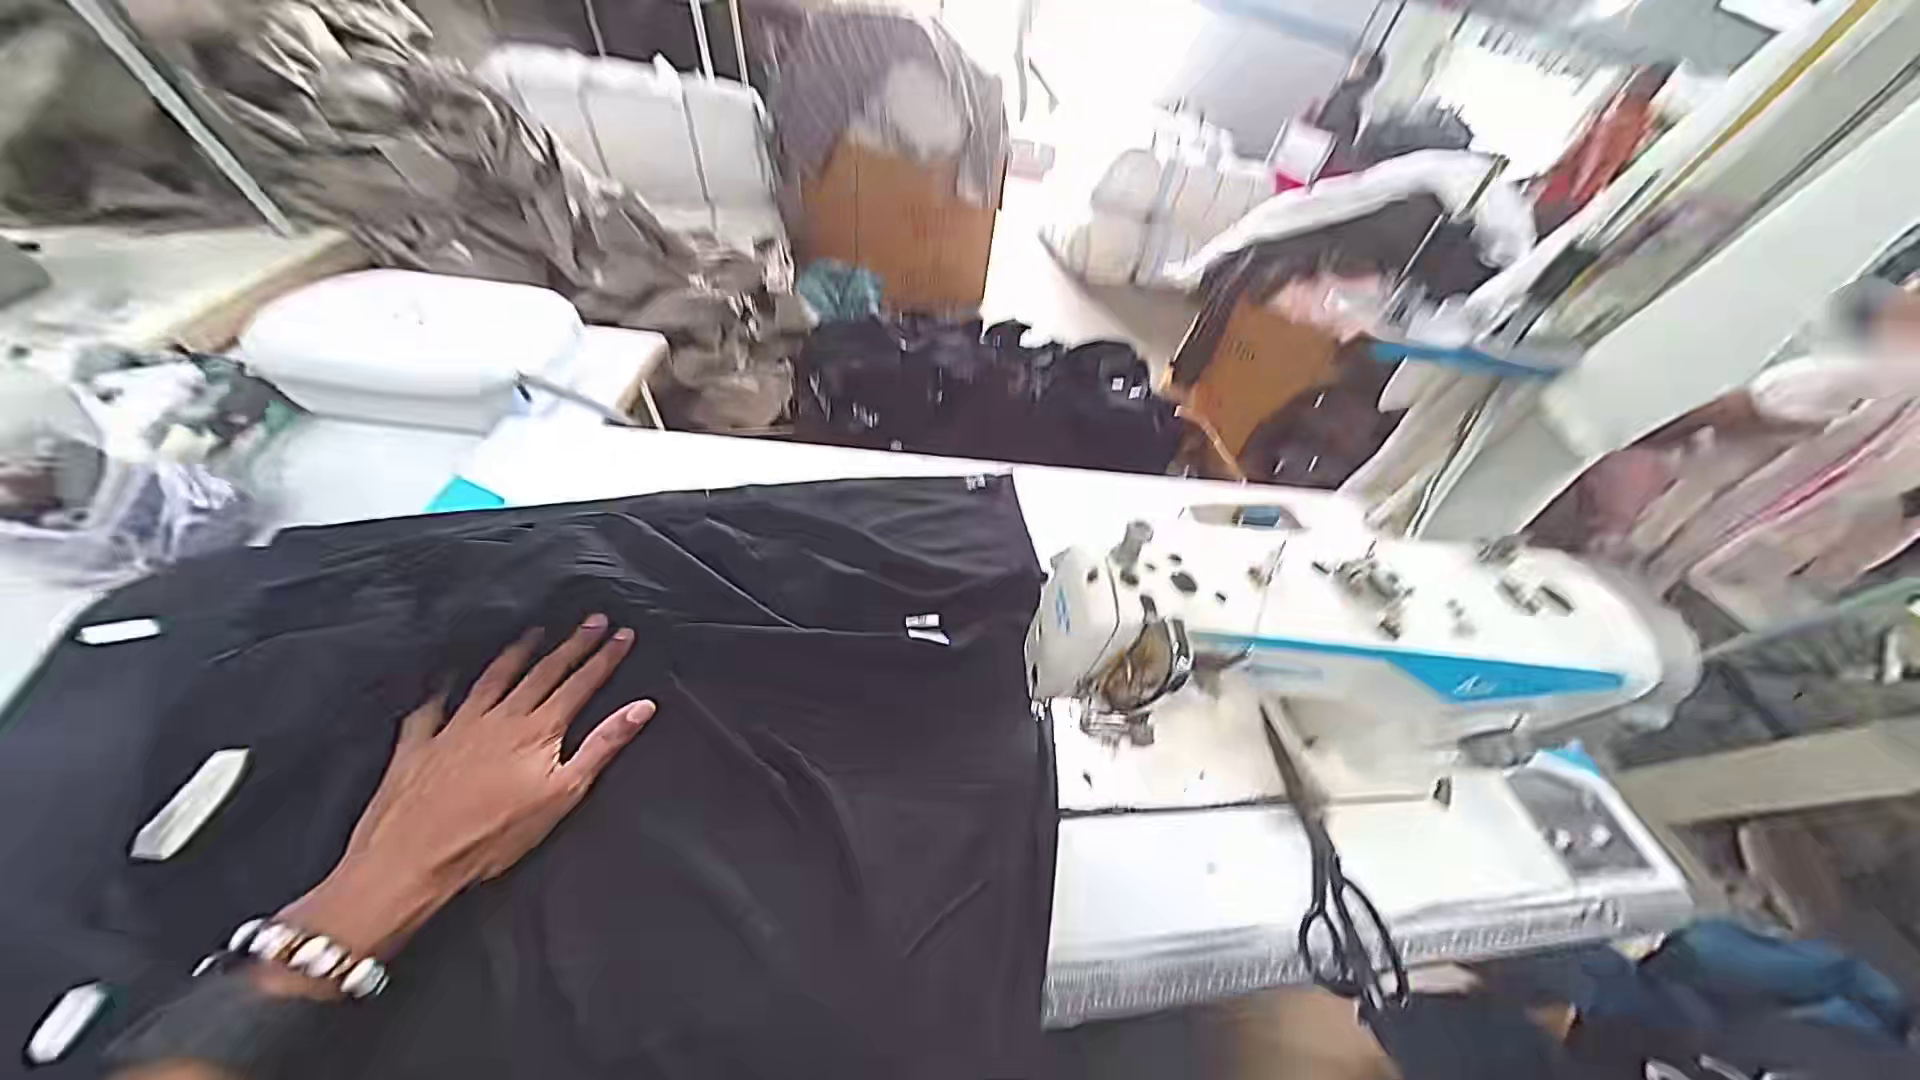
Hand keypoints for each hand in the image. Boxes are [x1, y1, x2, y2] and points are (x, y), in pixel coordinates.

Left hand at [265, 616, 654, 990]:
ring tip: (534, 631)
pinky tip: (445, 675)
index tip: (623, 633)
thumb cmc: (493, 836)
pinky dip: (440, 687)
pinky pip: (430, 707)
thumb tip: (642, 707)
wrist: (407, 865)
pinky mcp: (417, 746)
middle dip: (573, 644)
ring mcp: (455, 727)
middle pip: (544, 672)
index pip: (581, 682)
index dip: (605, 656)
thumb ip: (604, 744)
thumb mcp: (563, 793)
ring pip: (493, 678)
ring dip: (518, 652)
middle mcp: (499, 717)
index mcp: (537, 729)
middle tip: (592, 619)